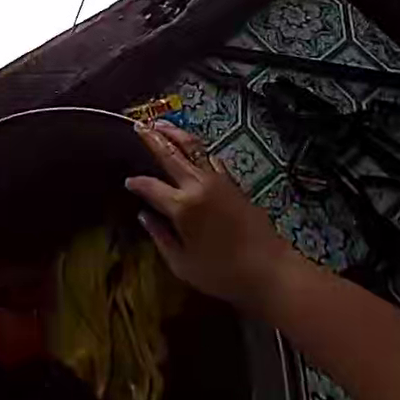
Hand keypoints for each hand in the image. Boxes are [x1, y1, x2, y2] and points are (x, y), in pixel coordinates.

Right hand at [125, 121, 306, 313]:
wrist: (270, 270)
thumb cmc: (223, 274)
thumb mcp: (183, 265)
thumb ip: (160, 238)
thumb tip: (144, 216)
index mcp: (182, 206)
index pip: (150, 186)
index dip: (137, 183)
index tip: (128, 182)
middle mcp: (197, 185)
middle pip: (169, 153)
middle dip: (152, 138)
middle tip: (138, 126)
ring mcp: (216, 179)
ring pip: (191, 147)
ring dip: (174, 133)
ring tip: (161, 124)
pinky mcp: (231, 181)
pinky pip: (209, 157)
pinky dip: (196, 149)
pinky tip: (191, 148)